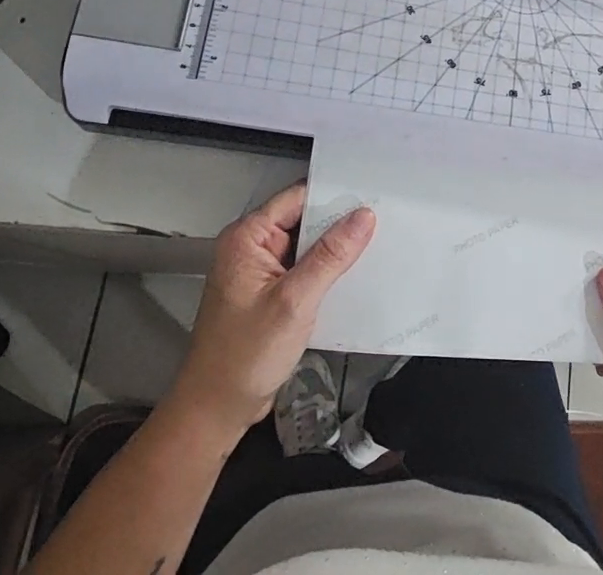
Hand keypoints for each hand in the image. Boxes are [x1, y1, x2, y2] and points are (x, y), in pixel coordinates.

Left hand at [178, 183, 375, 428]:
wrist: (218, 407)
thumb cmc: (245, 355)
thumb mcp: (295, 301)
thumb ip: (330, 256)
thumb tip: (363, 217)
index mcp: (247, 238)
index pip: (297, 198)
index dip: (334, 196)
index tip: (372, 196)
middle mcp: (250, 247)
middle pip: (303, 219)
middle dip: (339, 223)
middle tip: (383, 221)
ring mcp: (260, 271)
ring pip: (307, 246)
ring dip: (335, 249)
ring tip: (377, 245)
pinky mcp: (270, 293)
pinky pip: (304, 270)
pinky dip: (326, 272)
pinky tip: (353, 276)